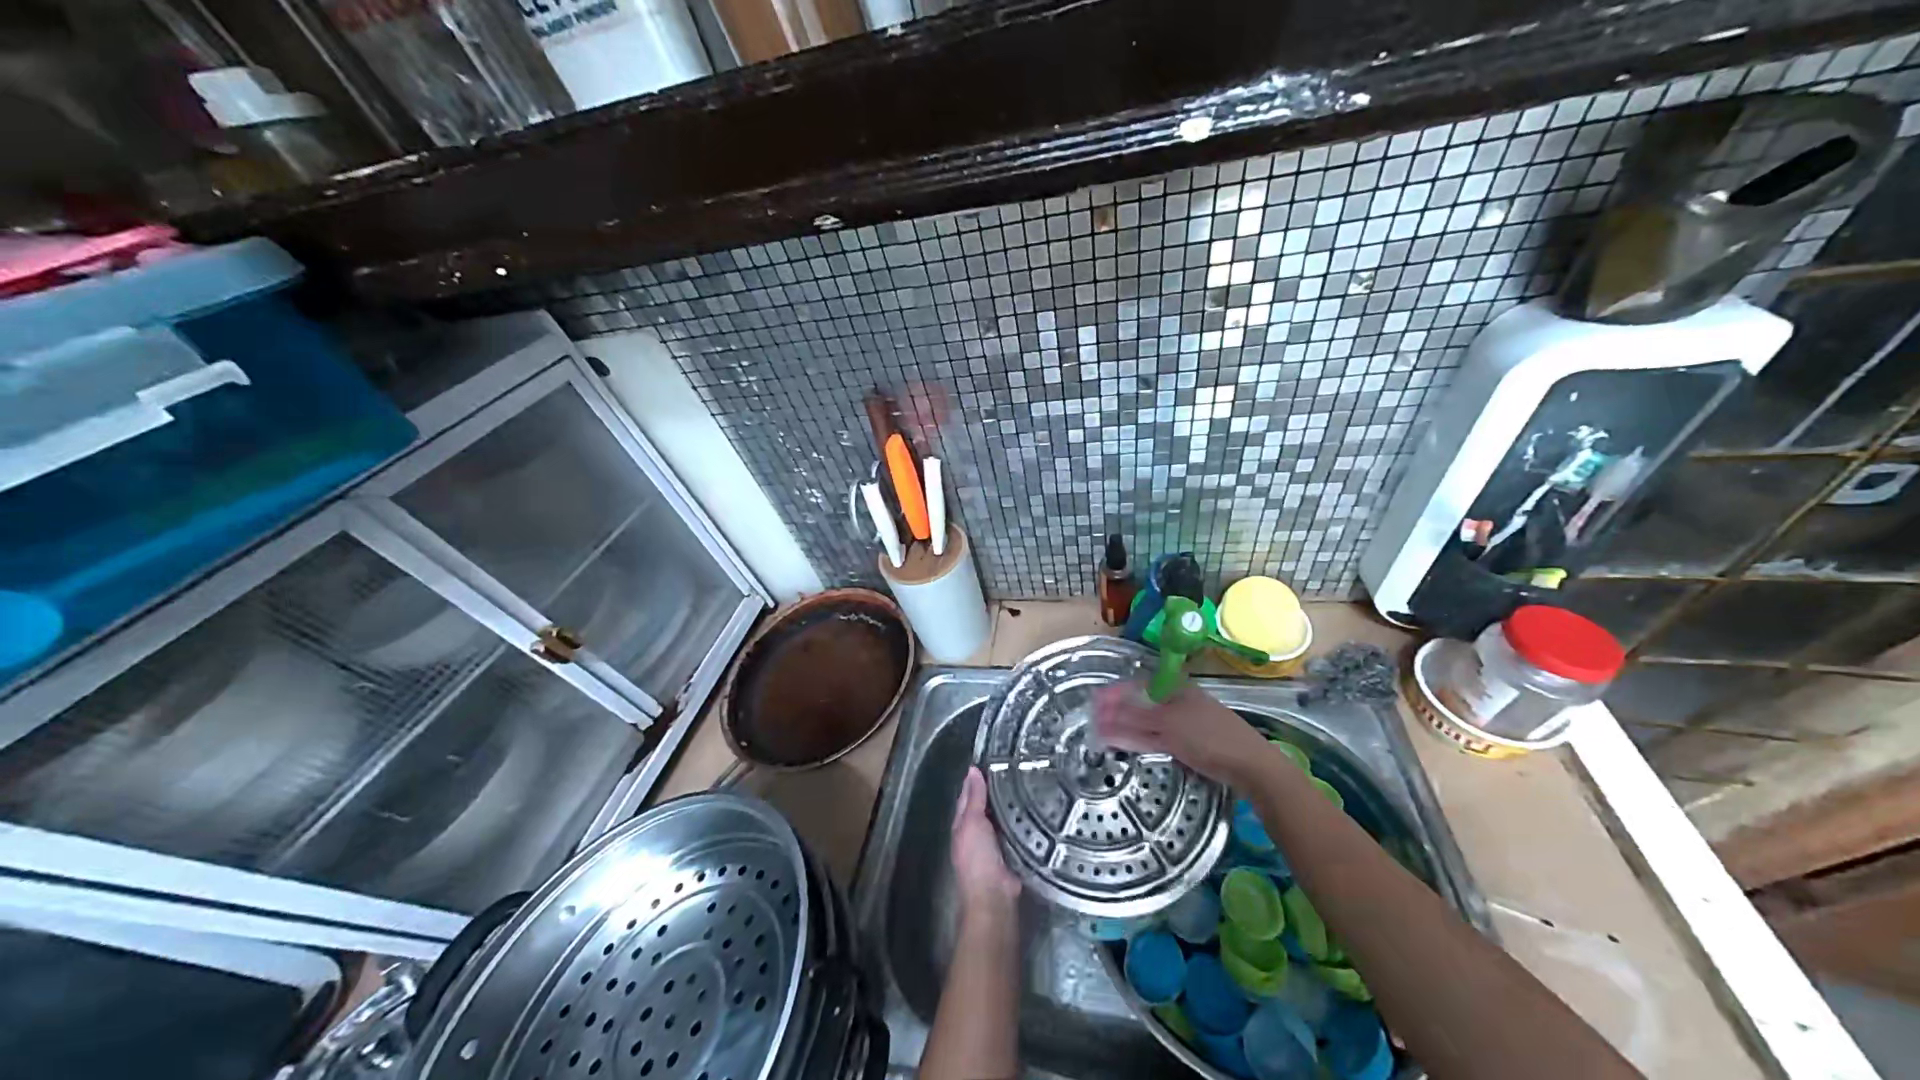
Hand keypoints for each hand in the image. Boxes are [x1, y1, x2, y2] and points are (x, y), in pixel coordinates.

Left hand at [950, 766, 1019, 919]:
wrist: (994, 894)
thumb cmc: (977, 856)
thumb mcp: (972, 822)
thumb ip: (974, 798)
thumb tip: (972, 770)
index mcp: (962, 823)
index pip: (968, 794)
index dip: (976, 778)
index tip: (992, 758)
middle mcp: (976, 831)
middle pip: (986, 805)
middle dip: (997, 789)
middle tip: (1015, 767)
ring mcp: (994, 842)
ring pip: (1002, 815)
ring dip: (1012, 802)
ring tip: (1028, 781)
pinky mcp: (1011, 850)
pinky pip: (1016, 829)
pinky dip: (1022, 818)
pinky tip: (1035, 808)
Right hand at [1092, 680, 1277, 788]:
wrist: (1251, 766)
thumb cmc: (1209, 737)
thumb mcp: (1167, 726)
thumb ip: (1133, 720)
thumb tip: (1102, 714)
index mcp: (1175, 689)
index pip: (1136, 685)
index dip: (1114, 694)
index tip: (1093, 704)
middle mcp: (1178, 702)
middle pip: (1141, 704)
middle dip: (1117, 712)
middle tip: (1094, 722)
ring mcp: (1185, 723)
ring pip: (1148, 722)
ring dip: (1126, 727)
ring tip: (1103, 734)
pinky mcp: (1190, 743)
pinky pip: (1157, 737)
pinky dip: (1140, 740)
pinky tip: (1127, 744)